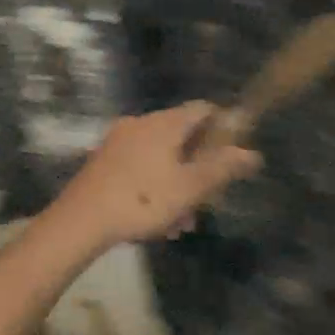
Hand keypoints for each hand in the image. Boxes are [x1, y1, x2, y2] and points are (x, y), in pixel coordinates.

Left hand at [46, 102, 260, 246]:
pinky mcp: (103, 161)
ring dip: (176, 189)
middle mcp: (138, 124)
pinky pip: (139, 168)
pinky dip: (154, 189)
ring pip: (161, 159)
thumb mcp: (190, 187)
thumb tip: (252, 153)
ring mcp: (117, 141)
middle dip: (198, 171)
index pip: (202, 109)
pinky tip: (157, 223)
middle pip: (181, 138)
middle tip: (205, 203)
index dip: (223, 127)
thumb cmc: (142, 200)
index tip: (233, 155)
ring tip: (180, 225)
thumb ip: (223, 167)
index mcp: (162, 124)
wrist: (82, 218)